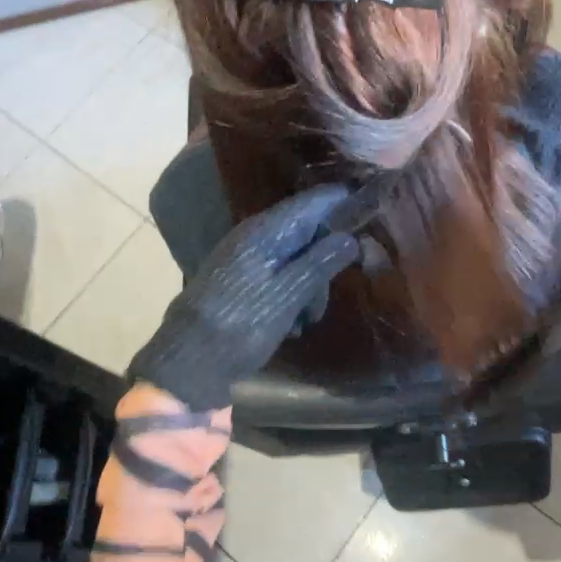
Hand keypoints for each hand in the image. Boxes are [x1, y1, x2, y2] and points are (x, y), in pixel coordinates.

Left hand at [129, 183, 360, 410]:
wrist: (188, 360)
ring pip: (295, 259)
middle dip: (325, 262)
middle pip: (306, 232)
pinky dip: (291, 296)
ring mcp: (245, 257)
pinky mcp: (240, 280)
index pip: (313, 201)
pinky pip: (278, 277)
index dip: (344, 203)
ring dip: (309, 287)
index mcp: (265, 231)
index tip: (372, 214)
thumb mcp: (288, 297)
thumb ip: (320, 264)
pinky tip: (291, 325)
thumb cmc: (241, 325)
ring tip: (305, 321)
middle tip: (327, 299)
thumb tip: (350, 237)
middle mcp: (254, 235)